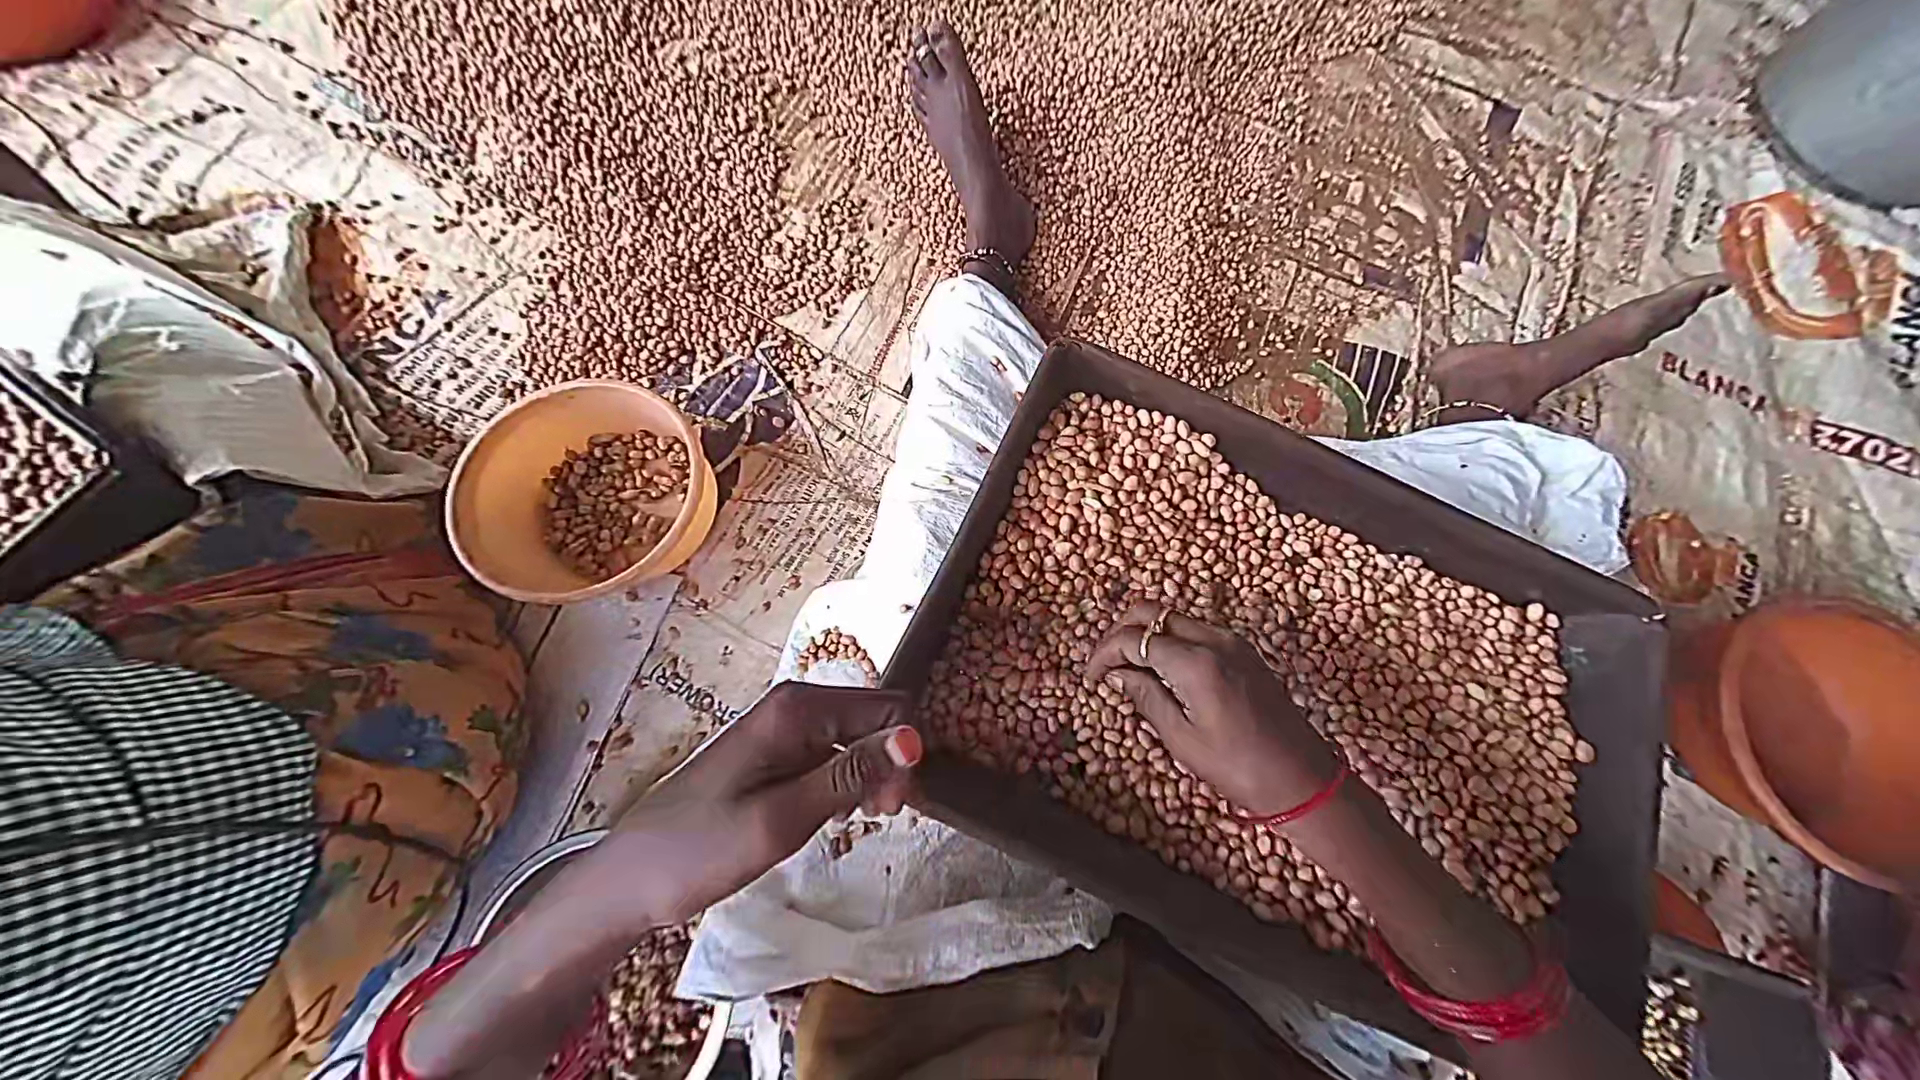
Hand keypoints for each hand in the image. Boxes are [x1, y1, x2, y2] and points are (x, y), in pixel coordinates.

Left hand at [588, 682, 922, 926]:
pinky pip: (833, 753)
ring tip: (849, 822)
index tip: (892, 807)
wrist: (630, 878)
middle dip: (887, 765)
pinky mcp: (779, 750)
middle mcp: (795, 704)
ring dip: (868, 777)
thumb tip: (914, 738)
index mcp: (798, 707)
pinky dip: (844, 783)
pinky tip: (831, 815)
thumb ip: (851, 774)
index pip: (888, 707)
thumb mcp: (783, 817)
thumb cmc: (702, 849)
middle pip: (875, 719)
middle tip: (874, 820)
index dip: (902, 753)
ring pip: (858, 738)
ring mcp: (785, 726)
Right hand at [1084, 603, 1338, 815]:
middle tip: (1105, 665)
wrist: (1305, 781)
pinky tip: (1159, 669)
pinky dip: (1168, 640)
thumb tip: (1117, 674)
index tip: (1091, 678)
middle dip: (1119, 633)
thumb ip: (1146, 697)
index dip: (1104, 654)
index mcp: (1196, 664)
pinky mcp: (1242, 651)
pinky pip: (1193, 629)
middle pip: (1150, 612)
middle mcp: (1214, 641)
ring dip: (1143, 634)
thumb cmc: (1240, 769)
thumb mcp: (1183, 739)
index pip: (1133, 639)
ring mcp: (1232, 642)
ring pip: (1171, 616)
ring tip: (1128, 669)